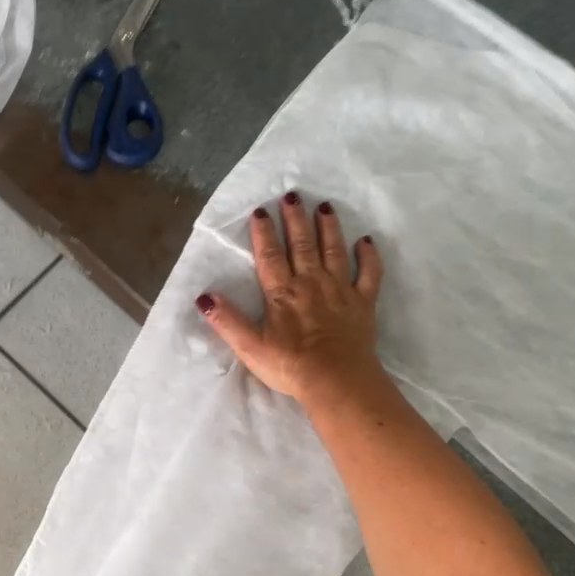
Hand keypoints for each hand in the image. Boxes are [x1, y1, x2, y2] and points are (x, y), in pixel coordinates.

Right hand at [198, 193, 384, 410]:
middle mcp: (311, 283)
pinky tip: (366, 241)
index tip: (261, 211)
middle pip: (301, 245)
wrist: (336, 380)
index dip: (264, 233)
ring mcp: (340, 290)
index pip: (270, 256)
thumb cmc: (290, 366)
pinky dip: (368, 256)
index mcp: (282, 293)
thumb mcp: (250, 346)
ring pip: (333, 251)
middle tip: (292, 195)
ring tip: (324, 206)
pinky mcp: (363, 303)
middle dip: (295, 219)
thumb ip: (228, 321)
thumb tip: (205, 297)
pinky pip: (369, 274)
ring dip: (328, 228)